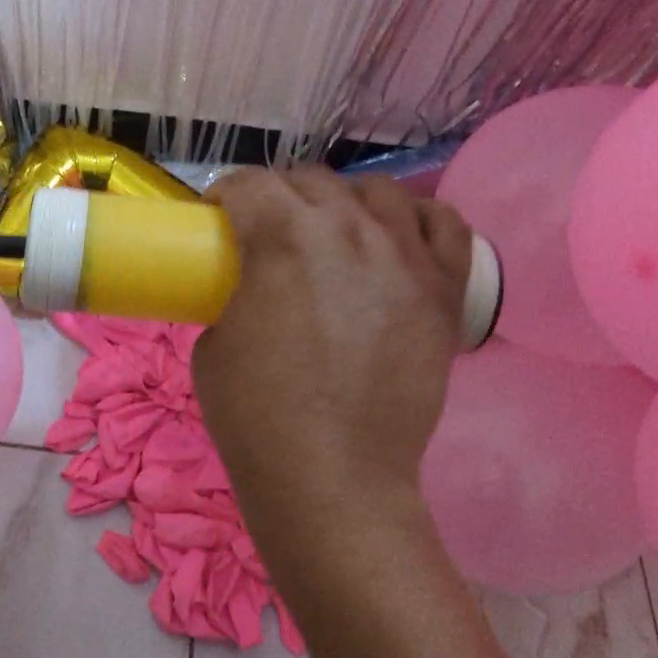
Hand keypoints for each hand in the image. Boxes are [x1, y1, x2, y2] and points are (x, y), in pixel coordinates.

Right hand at [192, 167, 471, 530]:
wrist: (332, 477)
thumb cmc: (256, 416)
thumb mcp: (212, 345)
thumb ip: (234, 296)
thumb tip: (252, 287)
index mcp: (283, 240)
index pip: (250, 183)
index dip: (226, 193)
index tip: (220, 216)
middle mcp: (349, 231)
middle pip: (311, 180)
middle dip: (279, 196)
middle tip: (267, 231)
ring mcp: (406, 258)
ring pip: (377, 191)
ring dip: (344, 202)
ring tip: (334, 233)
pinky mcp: (444, 291)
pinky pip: (445, 224)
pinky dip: (416, 220)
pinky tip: (397, 239)